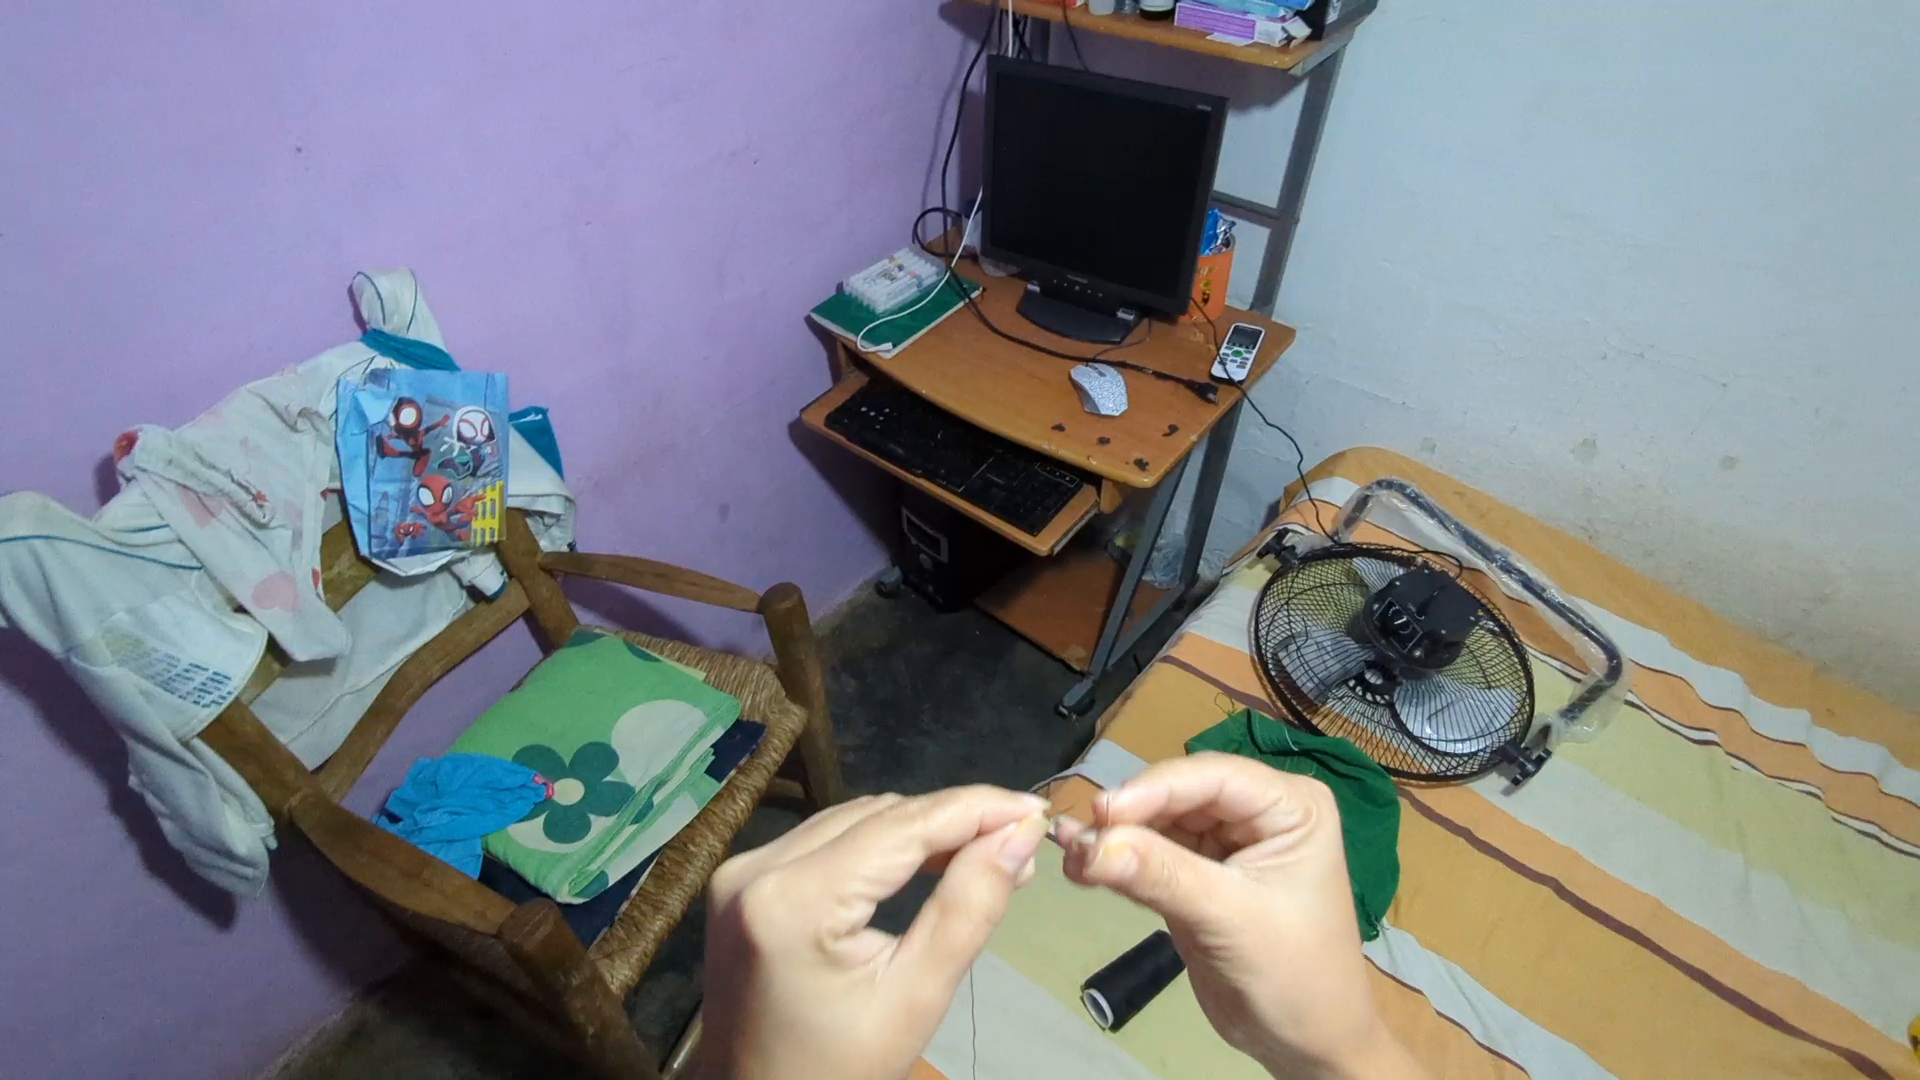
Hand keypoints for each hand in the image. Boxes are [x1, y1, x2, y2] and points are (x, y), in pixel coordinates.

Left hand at [702, 786, 1051, 1079]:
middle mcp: (760, 866)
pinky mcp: (748, 871)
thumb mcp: (915, 1001)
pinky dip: (883, 840)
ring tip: (981, 849)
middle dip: (953, 821)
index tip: (1032, 808)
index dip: (973, 808)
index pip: (902, 827)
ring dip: (921, 827)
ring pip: (858, 817)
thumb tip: (1020, 835)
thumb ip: (969, 908)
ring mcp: (748, 864)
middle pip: (880, 816)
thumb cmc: (837, 1072)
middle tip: (1016, 841)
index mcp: (794, 902)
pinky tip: (924, 855)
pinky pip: (832, 834)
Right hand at [1057, 753, 1425, 1079]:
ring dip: (1113, 836)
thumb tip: (1089, 847)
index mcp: (1288, 804)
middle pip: (1176, 792)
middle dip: (1128, 816)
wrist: (1309, 1049)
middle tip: (1077, 840)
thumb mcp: (1232, 921)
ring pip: (1155, 817)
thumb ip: (1162, 876)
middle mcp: (1254, 807)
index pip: (1211, 777)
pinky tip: (1080, 864)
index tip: (1101, 812)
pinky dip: (1116, 857)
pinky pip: (1149, 847)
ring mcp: (1222, 835)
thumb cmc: (1296, 980)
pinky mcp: (1195, 864)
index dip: (1154, 789)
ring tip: (1072, 855)